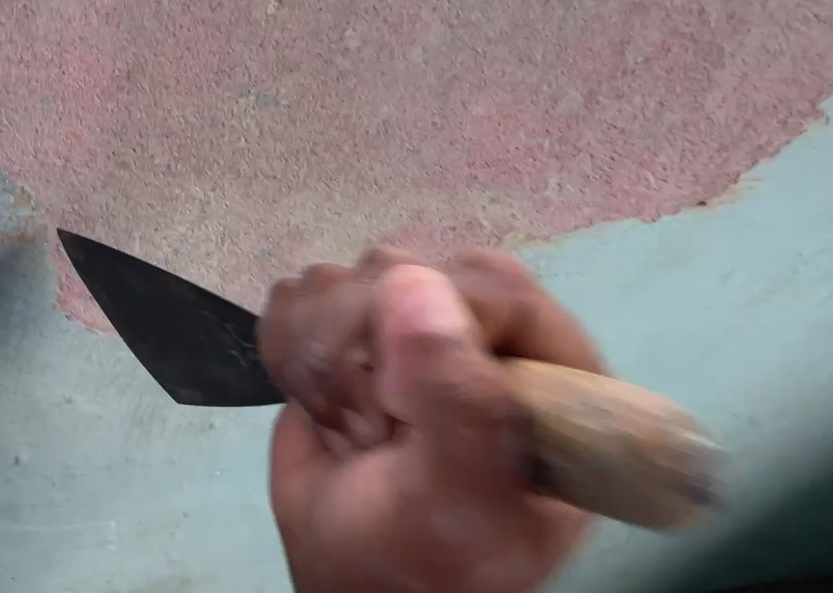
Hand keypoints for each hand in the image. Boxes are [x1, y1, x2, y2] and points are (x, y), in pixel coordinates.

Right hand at [259, 249, 601, 592]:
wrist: (342, 574)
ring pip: (329, 281)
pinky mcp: (332, 326)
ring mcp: (397, 325)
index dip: (433, 326)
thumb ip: (457, 403)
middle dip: (360, 354)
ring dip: (318, 365)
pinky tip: (318, 406)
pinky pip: (288, 296)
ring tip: (353, 431)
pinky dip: (286, 356)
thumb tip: (414, 281)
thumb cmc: (420, 560)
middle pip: (396, 270)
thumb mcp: (458, 502)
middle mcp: (475, 333)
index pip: (489, 283)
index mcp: (546, 370)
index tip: (404, 400)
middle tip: (379, 432)